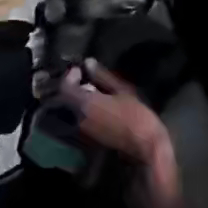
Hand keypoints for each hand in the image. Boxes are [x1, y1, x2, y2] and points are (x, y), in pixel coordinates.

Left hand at [50, 59, 172, 169]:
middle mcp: (76, 117)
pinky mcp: (86, 138)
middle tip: (85, 80)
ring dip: (76, 99)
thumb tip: (88, 63)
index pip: (65, 86)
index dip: (70, 75)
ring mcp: (80, 129)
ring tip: (92, 92)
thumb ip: (103, 77)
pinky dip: (81, 109)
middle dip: (72, 87)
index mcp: (84, 103)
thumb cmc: (136, 115)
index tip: (80, 69)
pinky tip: (96, 107)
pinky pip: (76, 119)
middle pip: (64, 99)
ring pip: (70, 109)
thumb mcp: (123, 91)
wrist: (142, 145)